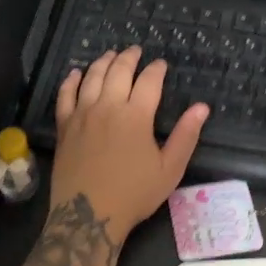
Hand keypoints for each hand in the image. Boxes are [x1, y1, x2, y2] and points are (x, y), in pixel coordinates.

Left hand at [50, 47, 208, 243]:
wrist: (88, 215)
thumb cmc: (134, 194)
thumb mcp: (169, 170)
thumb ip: (185, 136)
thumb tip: (201, 107)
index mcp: (136, 116)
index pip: (148, 81)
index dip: (156, 69)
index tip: (161, 64)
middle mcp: (108, 107)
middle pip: (118, 71)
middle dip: (129, 57)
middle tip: (135, 51)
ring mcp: (82, 114)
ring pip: (92, 77)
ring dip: (103, 62)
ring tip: (110, 55)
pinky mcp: (65, 126)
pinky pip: (65, 95)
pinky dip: (71, 80)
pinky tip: (76, 73)